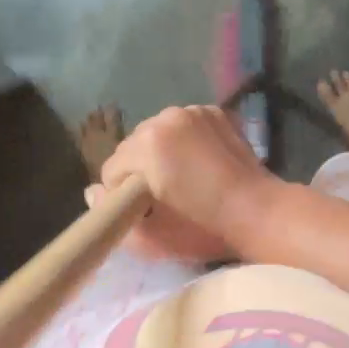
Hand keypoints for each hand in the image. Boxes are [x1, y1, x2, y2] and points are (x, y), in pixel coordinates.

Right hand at [98, 105, 278, 259]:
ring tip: (181, 176)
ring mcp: (194, 110)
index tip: (140, 210)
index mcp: (147, 145)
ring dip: (161, 150)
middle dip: (140, 168)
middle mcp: (167, 117)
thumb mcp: (151, 237)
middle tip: (161, 194)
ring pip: (158, 130)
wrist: (256, 210)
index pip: (112, 168)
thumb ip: (113, 213)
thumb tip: (92, 192)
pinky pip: (184, 123)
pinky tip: (200, 160)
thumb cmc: (202, 228)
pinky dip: (185, 138)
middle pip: (134, 145)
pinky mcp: (215, 110)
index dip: (121, 193)